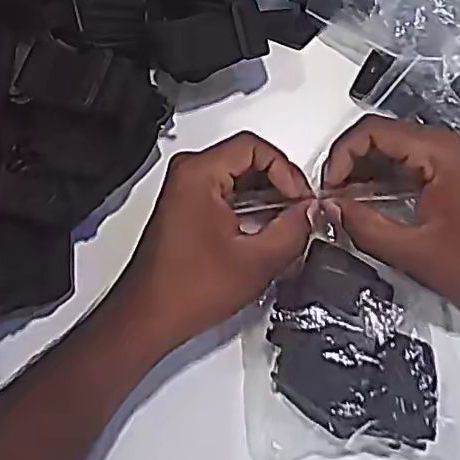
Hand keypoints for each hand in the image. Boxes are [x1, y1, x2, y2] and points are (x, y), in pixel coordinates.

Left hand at [105, 131, 314, 350]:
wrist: (152, 312)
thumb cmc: (186, 289)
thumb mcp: (256, 261)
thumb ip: (291, 231)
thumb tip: (308, 213)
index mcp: (198, 173)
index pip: (252, 146)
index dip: (285, 169)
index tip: (300, 196)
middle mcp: (188, 172)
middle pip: (245, 157)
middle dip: (278, 182)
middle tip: (300, 209)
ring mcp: (185, 186)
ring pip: (237, 174)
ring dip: (266, 194)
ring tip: (286, 223)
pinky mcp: (186, 202)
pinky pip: (225, 188)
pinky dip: (249, 204)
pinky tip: (265, 230)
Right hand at [323, 115, 459, 340]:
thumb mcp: (420, 254)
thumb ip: (366, 228)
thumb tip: (329, 210)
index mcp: (438, 152)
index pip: (371, 132)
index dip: (341, 155)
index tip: (328, 188)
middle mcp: (443, 148)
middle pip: (379, 138)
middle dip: (349, 164)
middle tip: (331, 197)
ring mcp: (449, 164)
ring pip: (390, 154)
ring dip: (363, 175)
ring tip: (344, 206)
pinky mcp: (452, 182)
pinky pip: (406, 171)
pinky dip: (382, 185)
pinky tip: (369, 210)